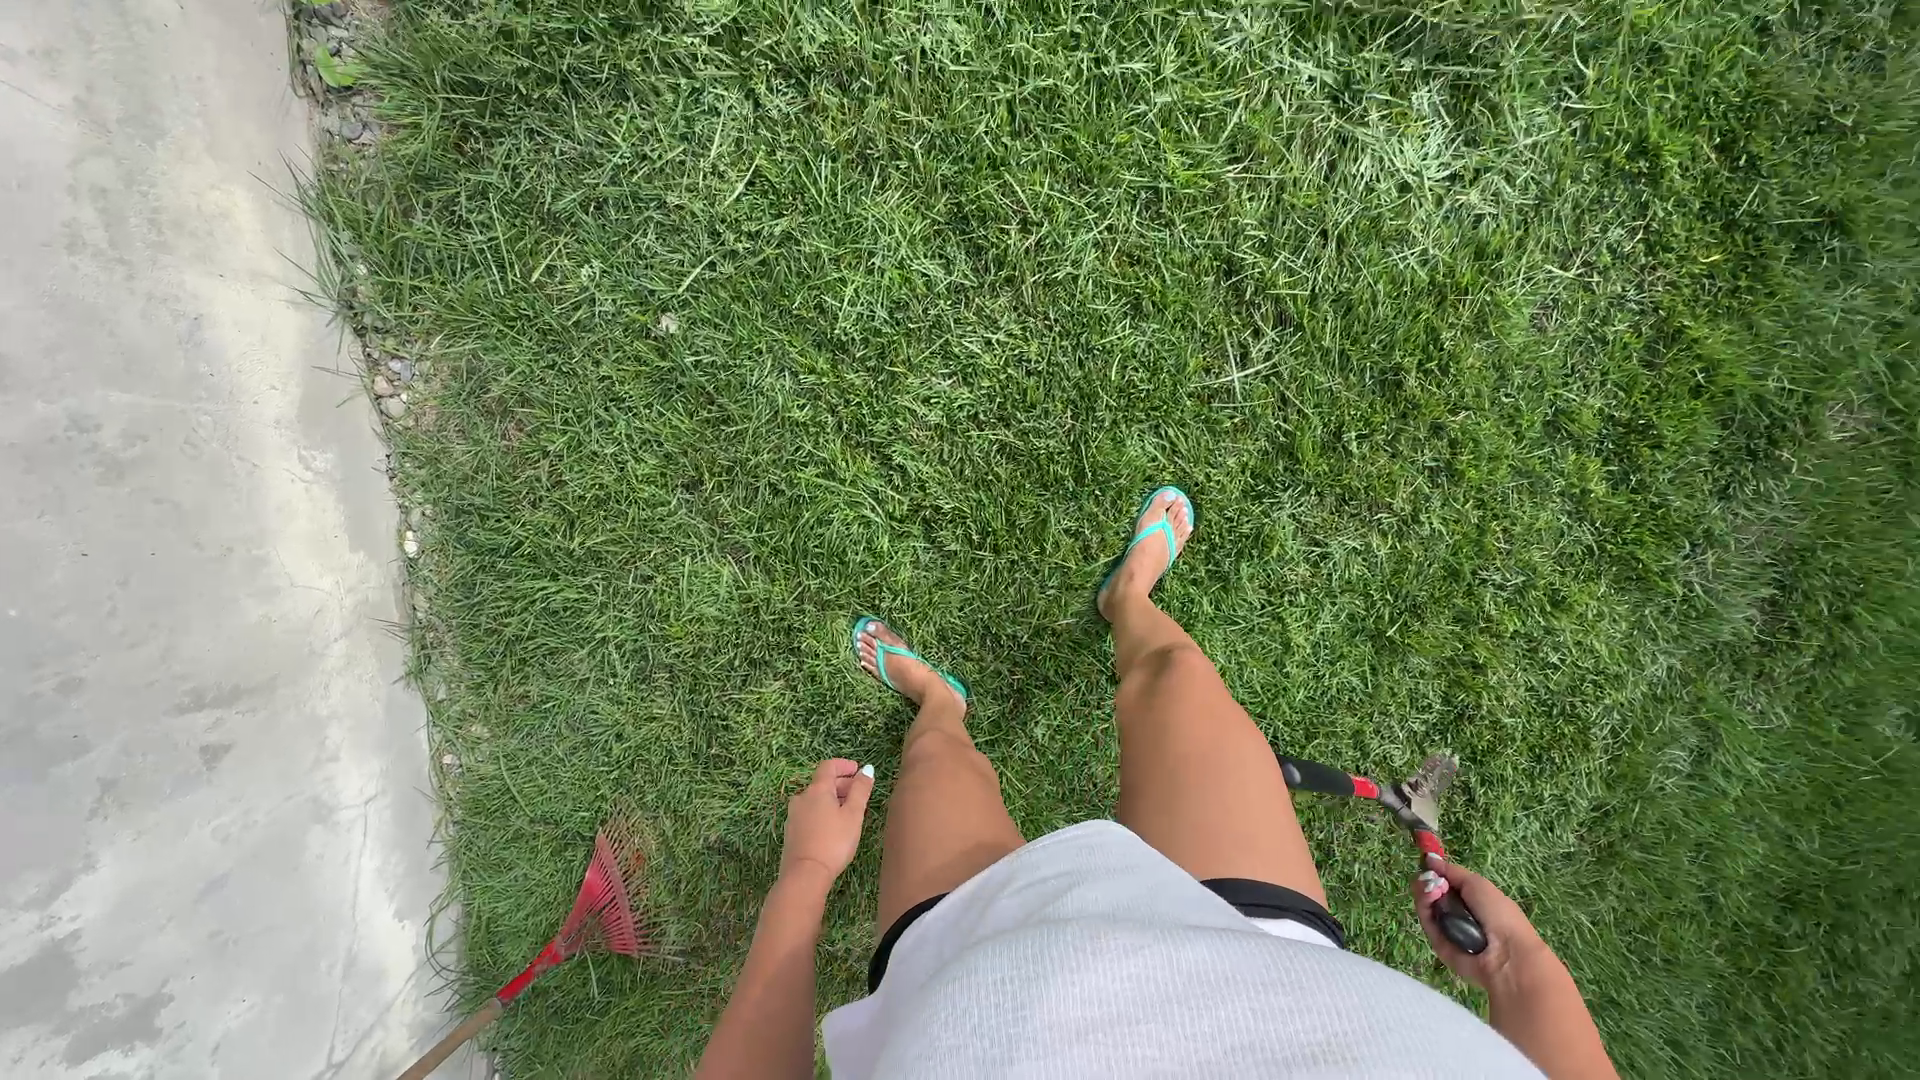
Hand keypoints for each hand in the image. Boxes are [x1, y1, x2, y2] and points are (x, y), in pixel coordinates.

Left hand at [779, 758, 875, 884]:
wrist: (805, 875)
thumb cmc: (833, 842)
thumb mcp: (853, 814)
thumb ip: (861, 790)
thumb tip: (867, 770)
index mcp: (817, 790)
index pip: (828, 766)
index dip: (844, 765)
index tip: (857, 770)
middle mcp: (802, 798)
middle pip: (822, 783)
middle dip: (841, 784)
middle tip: (859, 793)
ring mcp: (794, 816)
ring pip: (816, 800)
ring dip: (832, 800)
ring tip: (849, 811)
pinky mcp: (791, 832)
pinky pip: (810, 813)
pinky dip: (823, 812)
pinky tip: (833, 827)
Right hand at [1412, 853, 1559, 993]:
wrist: (1506, 954)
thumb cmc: (1499, 915)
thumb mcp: (1477, 884)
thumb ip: (1450, 871)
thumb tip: (1429, 859)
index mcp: (1472, 900)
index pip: (1444, 883)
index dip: (1435, 873)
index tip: (1430, 866)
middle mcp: (1458, 913)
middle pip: (1431, 891)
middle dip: (1427, 881)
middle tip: (1431, 879)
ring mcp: (1447, 927)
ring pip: (1425, 904)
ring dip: (1425, 891)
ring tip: (1433, 889)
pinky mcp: (1437, 941)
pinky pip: (1425, 919)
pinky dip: (1424, 905)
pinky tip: (1431, 896)